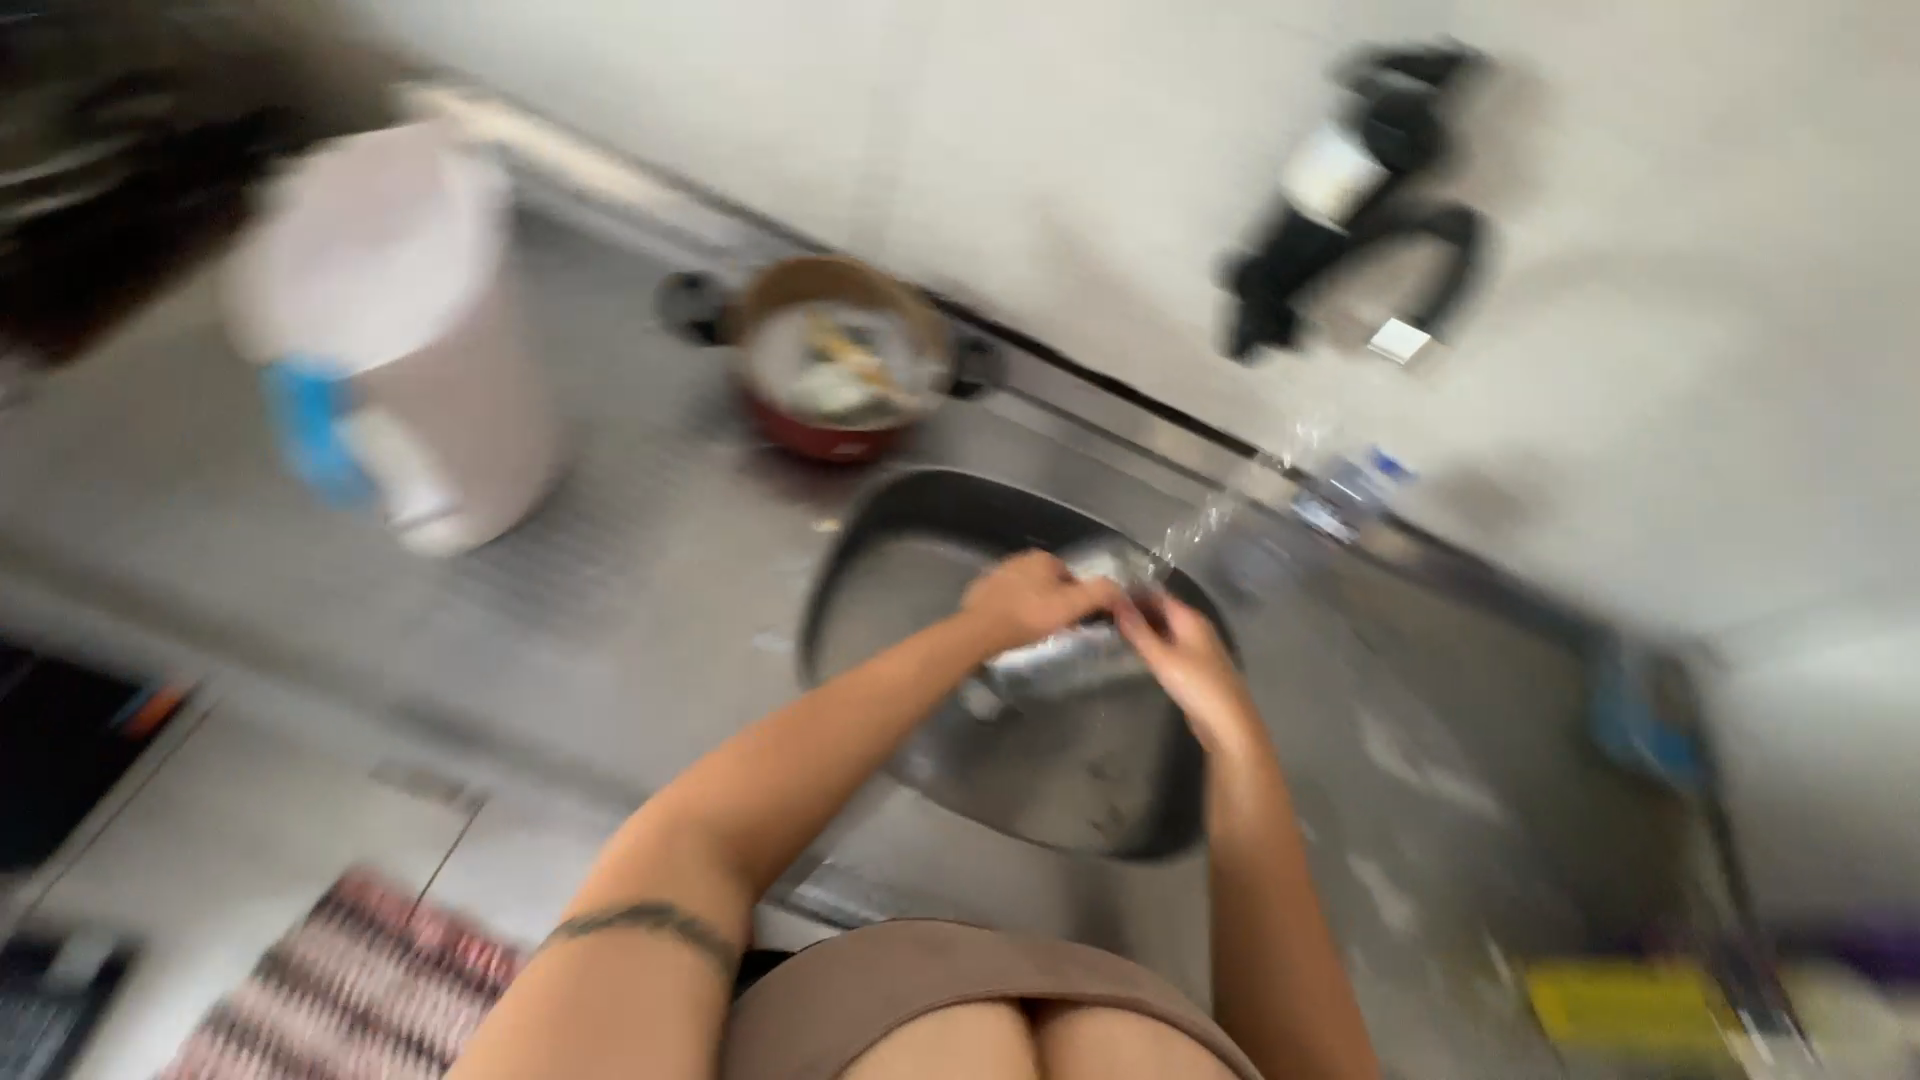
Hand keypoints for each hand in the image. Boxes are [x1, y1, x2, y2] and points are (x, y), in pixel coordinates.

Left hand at [959, 550, 1123, 654]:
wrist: (981, 630)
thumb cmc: (1030, 616)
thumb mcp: (1072, 606)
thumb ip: (1100, 594)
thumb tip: (1120, 589)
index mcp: (1043, 558)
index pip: (1070, 578)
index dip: (1075, 600)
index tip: (1073, 621)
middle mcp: (1019, 559)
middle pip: (1048, 584)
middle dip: (1053, 603)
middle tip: (1053, 628)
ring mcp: (997, 573)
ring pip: (1026, 591)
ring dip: (1032, 606)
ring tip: (1032, 631)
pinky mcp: (981, 589)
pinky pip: (1005, 600)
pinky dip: (1010, 611)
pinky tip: (1011, 628)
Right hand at [1116, 594, 1262, 754]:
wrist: (1228, 722)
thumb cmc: (1195, 684)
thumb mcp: (1161, 657)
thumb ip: (1138, 631)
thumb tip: (1115, 603)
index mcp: (1190, 618)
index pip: (1158, 595)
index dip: (1133, 592)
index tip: (1106, 594)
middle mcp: (1196, 627)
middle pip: (1163, 610)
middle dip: (1137, 609)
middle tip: (1105, 612)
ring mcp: (1198, 646)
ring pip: (1166, 628)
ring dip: (1144, 627)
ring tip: (1114, 628)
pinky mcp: (1196, 665)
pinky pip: (1171, 644)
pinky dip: (1154, 642)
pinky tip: (1138, 650)